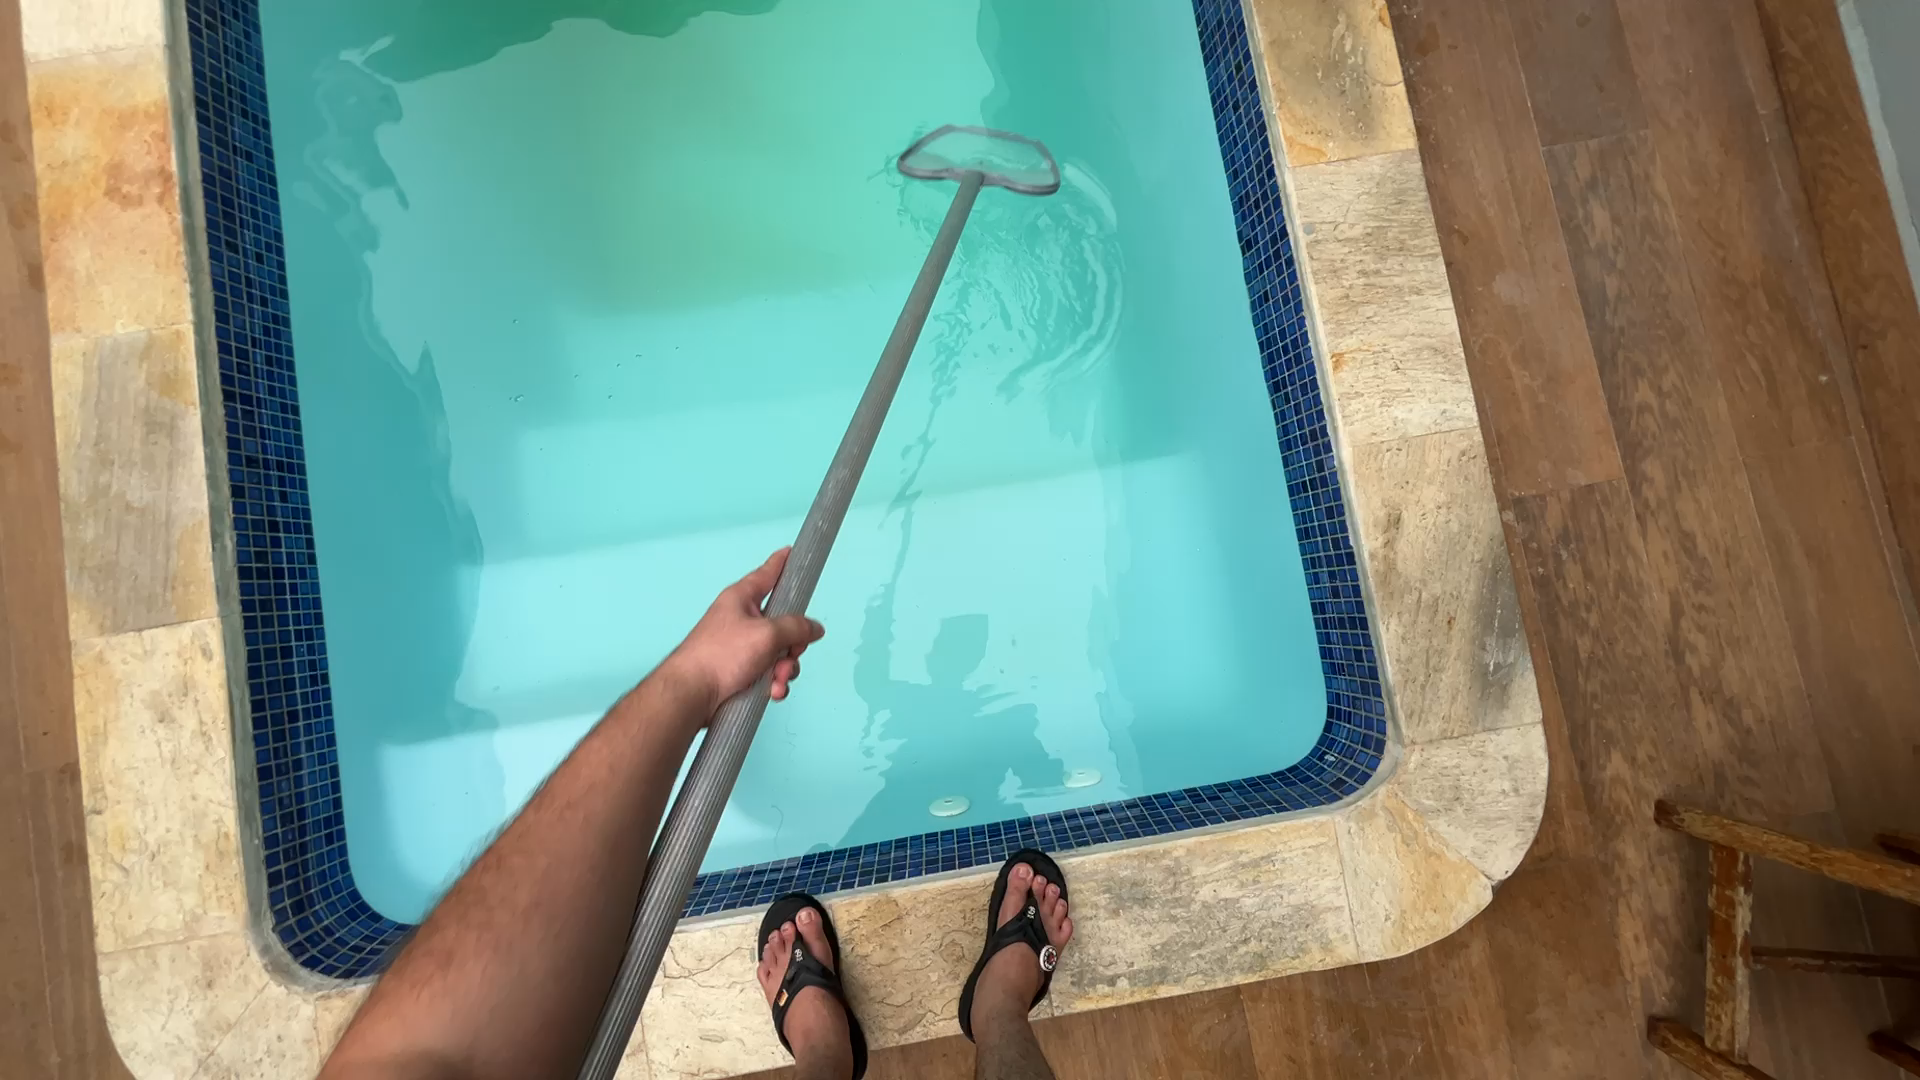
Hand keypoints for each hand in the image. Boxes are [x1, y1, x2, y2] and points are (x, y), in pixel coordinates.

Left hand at [664, 548, 824, 714]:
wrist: (691, 696)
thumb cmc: (722, 655)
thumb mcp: (767, 634)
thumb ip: (796, 628)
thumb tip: (815, 628)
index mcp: (742, 599)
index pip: (766, 573)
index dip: (781, 563)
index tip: (791, 551)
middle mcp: (741, 620)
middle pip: (783, 622)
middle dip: (793, 644)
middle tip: (791, 653)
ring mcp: (741, 647)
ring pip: (779, 652)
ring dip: (784, 668)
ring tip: (776, 680)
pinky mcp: (740, 672)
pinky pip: (769, 673)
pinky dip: (774, 683)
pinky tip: (772, 692)